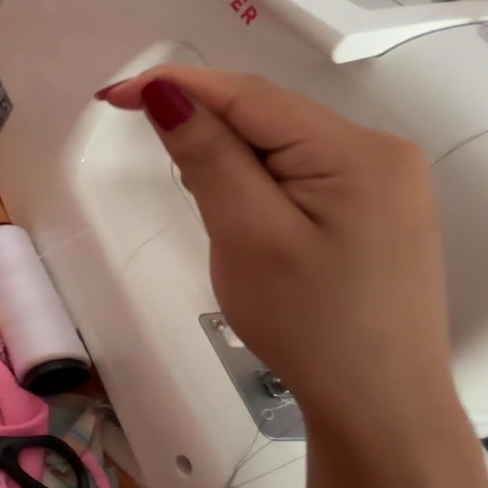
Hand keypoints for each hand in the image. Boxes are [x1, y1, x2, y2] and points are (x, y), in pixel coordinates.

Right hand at [96, 67, 452, 431]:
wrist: (378, 403)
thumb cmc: (309, 320)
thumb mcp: (246, 233)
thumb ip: (208, 156)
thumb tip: (164, 90)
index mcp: (354, 150)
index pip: (247, 94)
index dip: (174, 84)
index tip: (108, 96)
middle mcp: (375, 151)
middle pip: (264, 112)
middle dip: (197, 120)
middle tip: (141, 148)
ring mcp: (376, 181)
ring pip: (273, 140)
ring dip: (220, 150)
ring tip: (197, 197)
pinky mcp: (365, 207)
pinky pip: (290, 167)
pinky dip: (245, 174)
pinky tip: (233, 207)